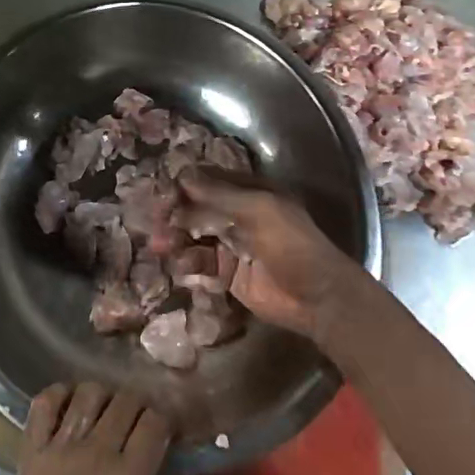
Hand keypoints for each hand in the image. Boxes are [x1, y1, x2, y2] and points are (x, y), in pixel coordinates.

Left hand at [17, 383, 170, 474]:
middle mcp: (95, 452)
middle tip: (138, 420)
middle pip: (125, 401)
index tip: (166, 430)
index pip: (155, 423)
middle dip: (138, 405)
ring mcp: (60, 446)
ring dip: (103, 396)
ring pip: (88, 393)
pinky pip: (43, 402)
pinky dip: (58, 394)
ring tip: (107, 411)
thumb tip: (189, 470)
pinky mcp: (31, 448)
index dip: (164, 421)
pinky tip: (69, 403)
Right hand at [176, 169, 370, 341]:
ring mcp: (232, 243)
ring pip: (194, 235)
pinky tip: (178, 265)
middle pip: (196, 208)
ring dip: (176, 238)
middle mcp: (237, 214)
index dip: (184, 185)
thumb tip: (182, 175)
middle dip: (175, 213)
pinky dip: (187, 262)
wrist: (318, 299)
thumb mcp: (258, 210)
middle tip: (156, 223)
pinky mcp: (228, 272)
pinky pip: (200, 262)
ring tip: (160, 247)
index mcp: (249, 192)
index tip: (162, 193)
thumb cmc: (292, 244)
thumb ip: (219, 194)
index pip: (208, 181)